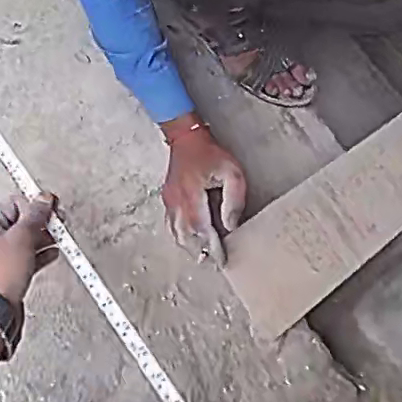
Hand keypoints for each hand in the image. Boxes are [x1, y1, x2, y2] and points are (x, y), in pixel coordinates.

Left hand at [0, 193, 57, 305]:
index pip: (15, 204)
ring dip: (43, 238)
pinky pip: (27, 258)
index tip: (52, 209)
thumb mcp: (21, 237)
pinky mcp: (8, 274)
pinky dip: (40, 254)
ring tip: (58, 238)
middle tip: (57, 224)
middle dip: (41, 222)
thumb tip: (44, 200)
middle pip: (21, 222)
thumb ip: (35, 216)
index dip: (35, 205)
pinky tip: (52, 253)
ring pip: (26, 241)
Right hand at [160, 116, 246, 263]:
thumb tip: (230, 225)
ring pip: (176, 232)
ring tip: (203, 254)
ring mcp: (169, 201)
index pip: (201, 230)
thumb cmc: (209, 153)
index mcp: (192, 196)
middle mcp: (177, 201)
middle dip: (198, 252)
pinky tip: (191, 238)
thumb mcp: (232, 173)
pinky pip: (172, 224)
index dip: (211, 248)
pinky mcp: (168, 198)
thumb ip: (233, 200)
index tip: (221, 260)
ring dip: (189, 246)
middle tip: (212, 263)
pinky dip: (181, 235)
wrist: (185, 138)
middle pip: (185, 237)